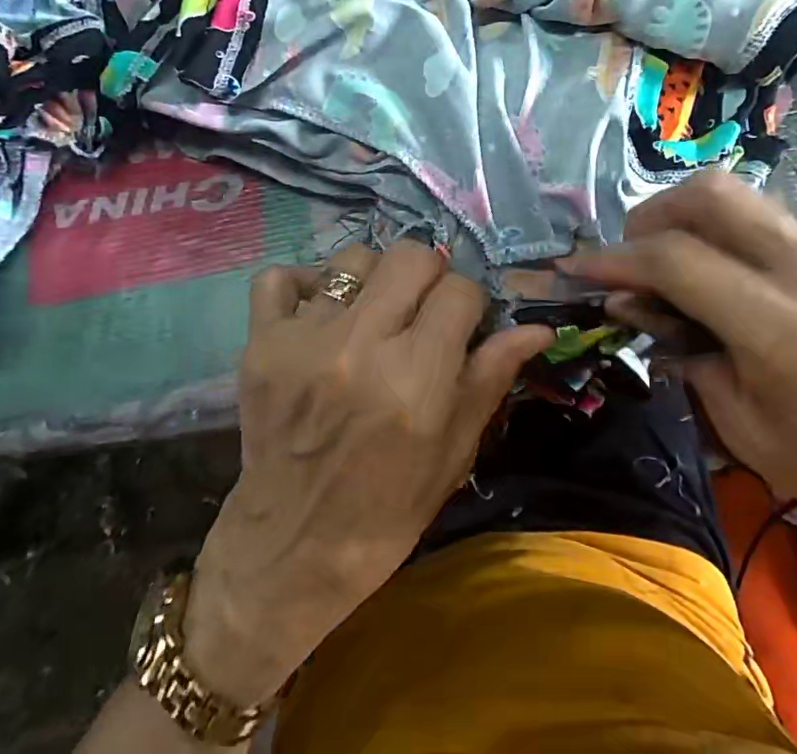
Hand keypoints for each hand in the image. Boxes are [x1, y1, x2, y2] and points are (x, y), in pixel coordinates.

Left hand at [183, 241, 552, 706]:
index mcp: (418, 377)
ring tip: (369, 315)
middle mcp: (362, 345)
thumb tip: (536, 328)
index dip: (468, 305)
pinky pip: (279, 278)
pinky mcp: (260, 344)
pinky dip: (302, 284)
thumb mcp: (456, 449)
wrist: (299, 540)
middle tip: (419, 311)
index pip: (460, 291)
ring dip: (372, 280)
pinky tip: (317, 310)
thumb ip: (491, 377)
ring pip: (352, 258)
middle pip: (410, 256)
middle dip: (427, 278)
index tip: (459, 325)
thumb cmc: (391, 504)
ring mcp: (304, 339)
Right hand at [560, 172, 796, 585]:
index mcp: (787, 330)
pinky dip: (739, 246)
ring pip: (746, 202)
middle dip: (651, 214)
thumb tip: (629, 303)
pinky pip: (781, 228)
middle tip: (631, 254)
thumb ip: (682, 351)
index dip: (614, 258)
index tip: (578, 268)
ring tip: (678, 272)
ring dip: (694, 226)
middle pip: (712, 195)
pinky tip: (739, 288)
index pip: (676, 260)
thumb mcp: (741, 424)